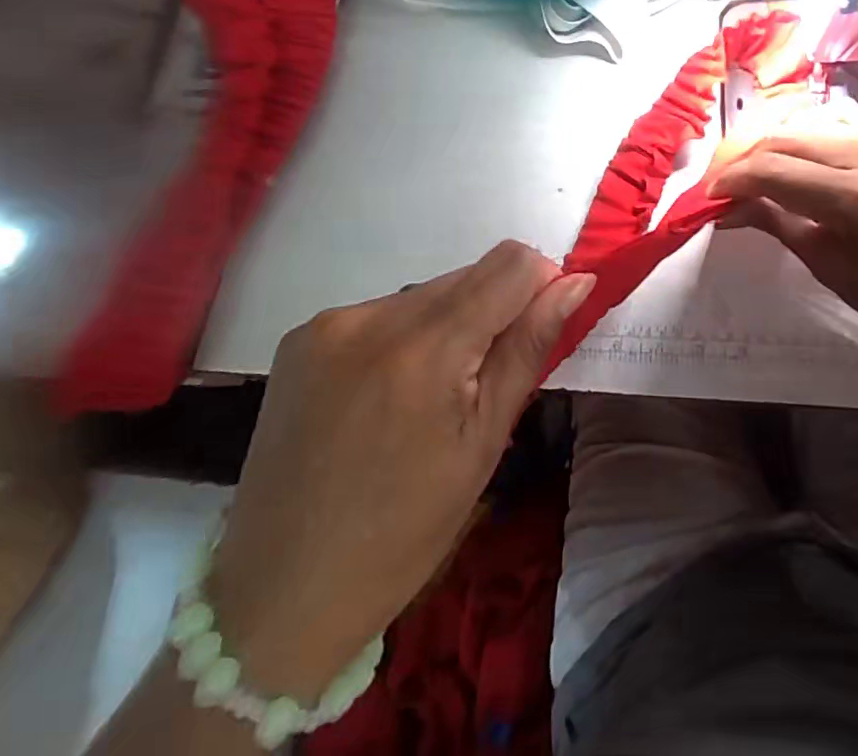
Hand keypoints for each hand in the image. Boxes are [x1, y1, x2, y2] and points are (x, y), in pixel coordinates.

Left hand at [209, 242, 593, 699]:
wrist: (282, 591)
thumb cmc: (406, 531)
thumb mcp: (484, 442)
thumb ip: (529, 349)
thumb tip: (575, 282)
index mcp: (423, 349)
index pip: (511, 265)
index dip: (541, 286)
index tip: (539, 334)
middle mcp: (369, 317)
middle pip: (467, 276)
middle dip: (495, 312)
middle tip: (484, 386)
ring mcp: (326, 325)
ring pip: (426, 293)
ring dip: (451, 326)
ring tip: (433, 399)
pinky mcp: (299, 339)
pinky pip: (383, 313)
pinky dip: (409, 338)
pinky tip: (391, 397)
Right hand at [708, 101, 857, 368]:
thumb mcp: (824, 263)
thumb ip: (774, 221)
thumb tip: (725, 207)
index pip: (774, 169)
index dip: (733, 179)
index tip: (709, 196)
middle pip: (788, 139)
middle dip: (746, 159)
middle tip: (722, 184)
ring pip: (810, 127)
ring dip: (774, 147)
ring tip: (751, 174)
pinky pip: (839, 130)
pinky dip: (806, 142)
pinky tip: (791, 163)